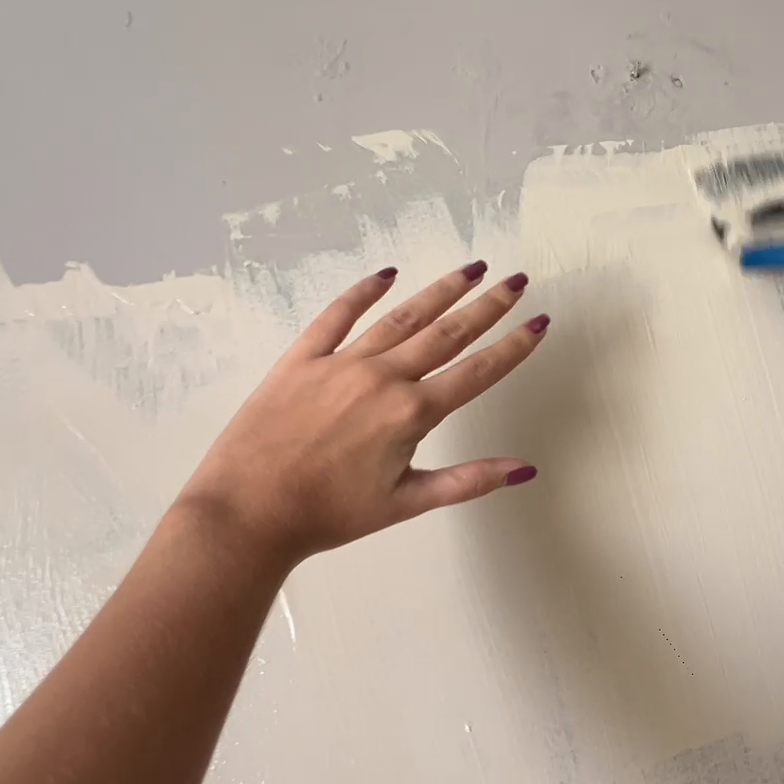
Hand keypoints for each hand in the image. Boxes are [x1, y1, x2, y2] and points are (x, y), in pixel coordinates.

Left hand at [176, 262, 548, 568]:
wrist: (245, 512)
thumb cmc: (328, 514)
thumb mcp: (406, 502)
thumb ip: (469, 480)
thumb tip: (525, 470)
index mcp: (411, 413)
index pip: (477, 372)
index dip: (513, 347)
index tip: (538, 322)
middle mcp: (383, 378)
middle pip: (447, 334)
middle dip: (487, 305)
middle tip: (516, 280)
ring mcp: (341, 363)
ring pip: (402, 317)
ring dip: (440, 291)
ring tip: (472, 268)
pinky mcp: (301, 359)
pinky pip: (337, 317)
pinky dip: (363, 293)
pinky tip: (387, 275)